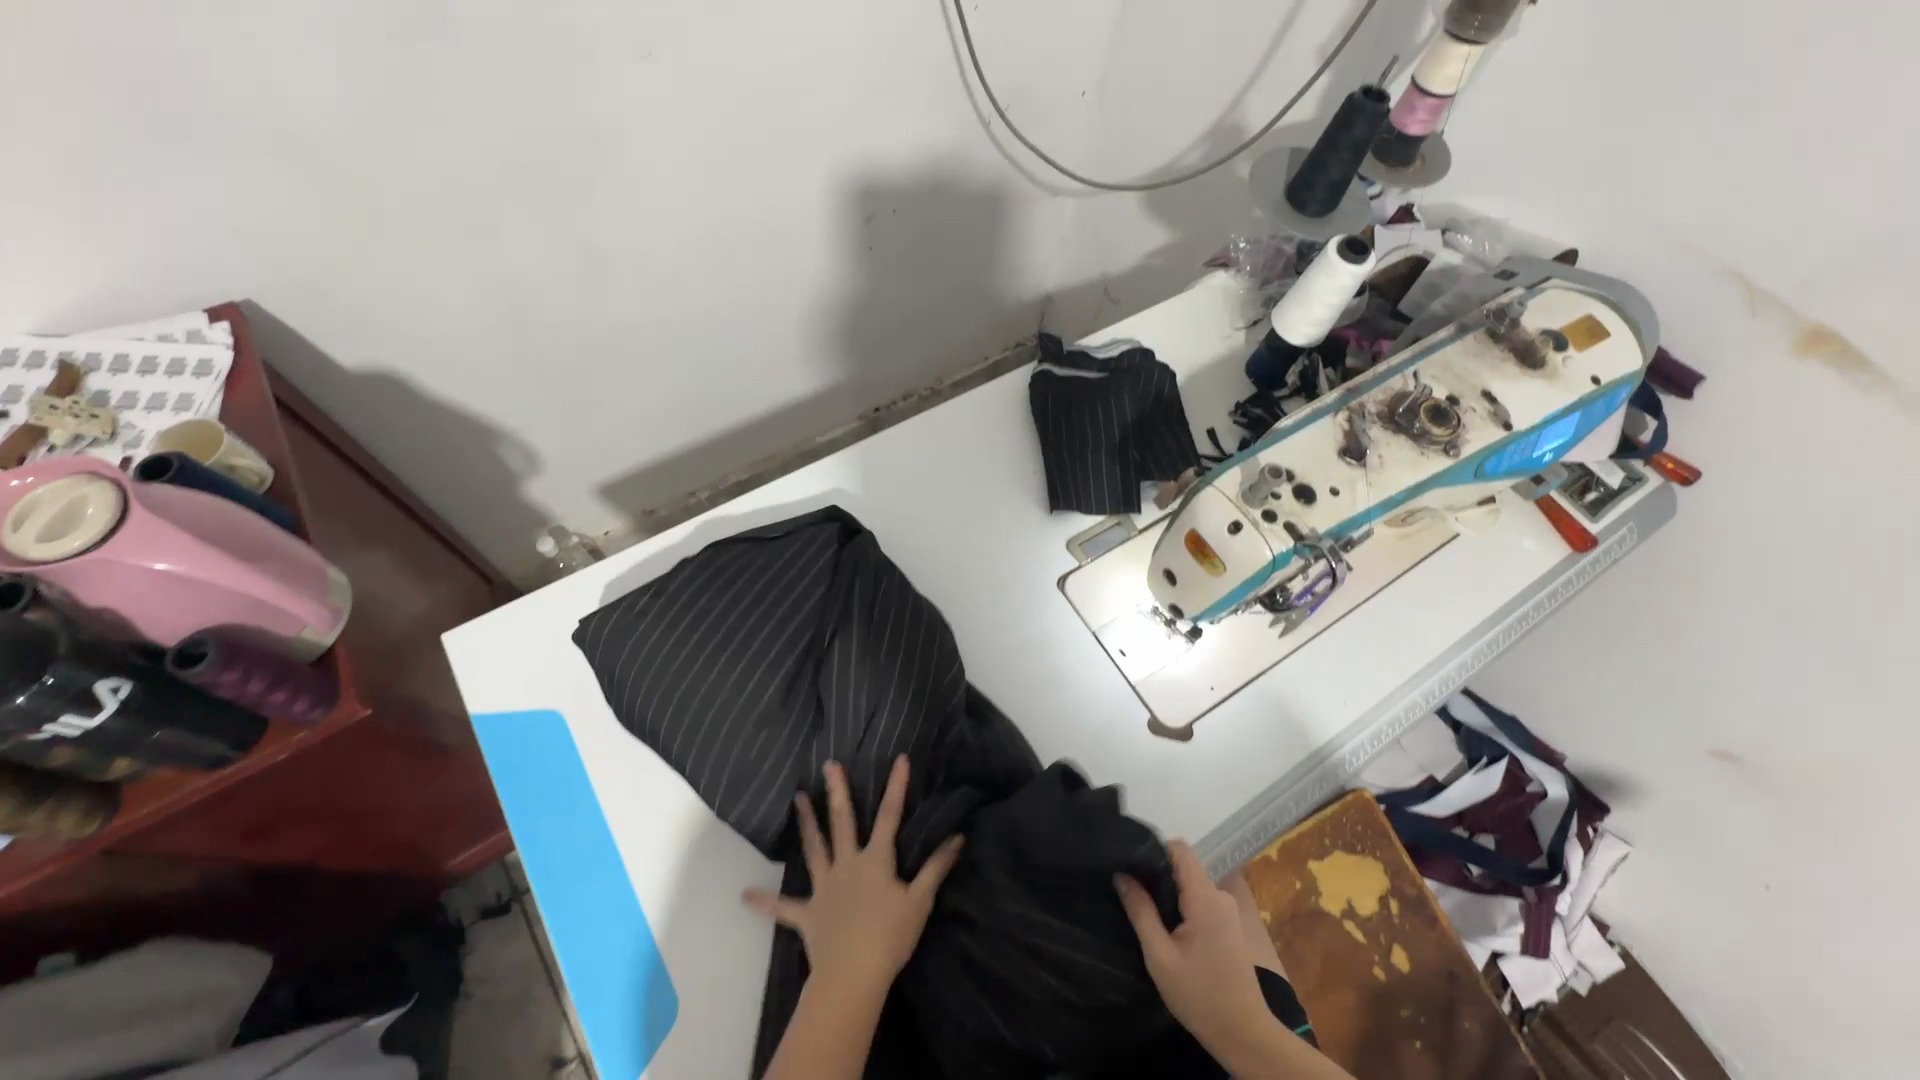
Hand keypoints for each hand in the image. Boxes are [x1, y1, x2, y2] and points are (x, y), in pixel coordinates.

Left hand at [744, 756, 964, 997]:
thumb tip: (957, 837)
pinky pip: (783, 908)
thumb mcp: (921, 901)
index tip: (899, 759)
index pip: (889, 816)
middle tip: (829, 765)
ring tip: (797, 798)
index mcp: (876, 861)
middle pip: (843, 822)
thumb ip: (937, 867)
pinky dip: (764, 902)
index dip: (896, 787)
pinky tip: (743, 896)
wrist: (853, 973)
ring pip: (814, 849)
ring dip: (806, 823)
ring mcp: (824, 888)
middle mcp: (847, 865)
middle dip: (838, 792)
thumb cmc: (891, 937)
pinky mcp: (807, 914)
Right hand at [1115, 840, 1274, 1057]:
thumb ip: (1140, 911)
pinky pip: (1199, 901)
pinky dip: (1180, 906)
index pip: (1180, 850)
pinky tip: (1163, 925)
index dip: (1153, 849)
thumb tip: (1122, 875)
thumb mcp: (1159, 955)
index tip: (1127, 861)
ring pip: (1190, 886)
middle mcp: (1220, 896)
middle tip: (1126, 889)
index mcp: (1205, 898)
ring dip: (1167, 893)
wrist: (1243, 1033)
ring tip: (1140, 907)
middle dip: (1155, 874)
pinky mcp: (1229, 925)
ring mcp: (1228, 911)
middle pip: (1183, 867)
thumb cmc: (1198, 995)